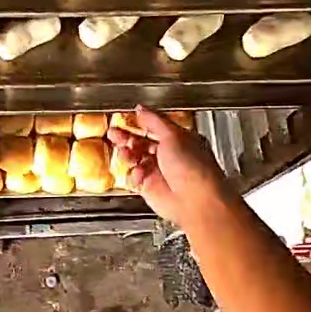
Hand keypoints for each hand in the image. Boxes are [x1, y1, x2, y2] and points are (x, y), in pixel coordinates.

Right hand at [106, 106, 235, 226]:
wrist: (195, 201)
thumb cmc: (194, 169)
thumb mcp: (172, 135)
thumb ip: (154, 121)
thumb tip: (141, 109)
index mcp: (180, 139)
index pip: (155, 127)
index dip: (139, 123)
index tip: (126, 118)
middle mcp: (171, 156)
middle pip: (142, 143)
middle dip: (127, 138)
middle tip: (115, 133)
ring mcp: (160, 172)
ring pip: (136, 160)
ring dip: (128, 155)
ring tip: (124, 152)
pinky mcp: (151, 188)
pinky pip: (135, 178)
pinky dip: (134, 174)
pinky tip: (138, 173)